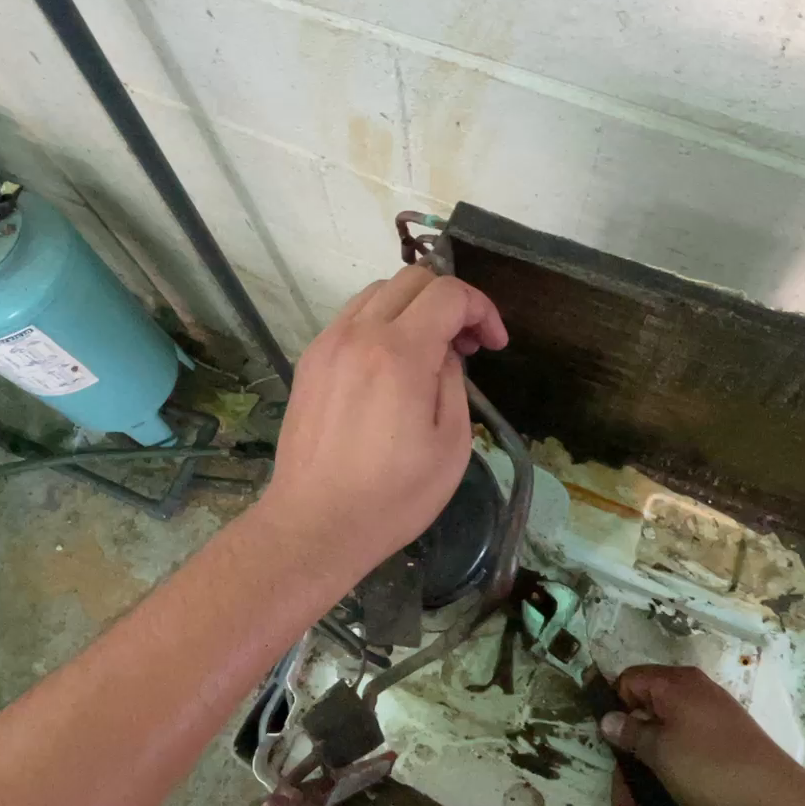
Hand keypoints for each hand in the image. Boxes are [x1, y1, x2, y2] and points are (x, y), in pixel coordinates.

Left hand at [261, 266, 507, 579]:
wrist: (314, 525)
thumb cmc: (392, 497)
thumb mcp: (450, 444)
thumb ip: (453, 381)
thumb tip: (445, 352)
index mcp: (399, 354)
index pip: (448, 294)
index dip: (482, 309)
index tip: (494, 344)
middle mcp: (359, 335)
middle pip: (412, 280)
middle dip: (450, 302)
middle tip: (467, 345)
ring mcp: (328, 344)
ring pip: (378, 292)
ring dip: (414, 308)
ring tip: (430, 350)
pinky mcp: (310, 361)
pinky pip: (352, 317)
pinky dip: (381, 322)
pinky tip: (391, 363)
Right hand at [601, 666, 804, 805]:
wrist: (780, 805)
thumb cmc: (710, 767)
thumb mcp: (660, 751)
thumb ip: (631, 734)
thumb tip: (609, 718)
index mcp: (677, 685)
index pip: (631, 681)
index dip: (614, 708)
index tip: (605, 743)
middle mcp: (693, 699)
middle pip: (646, 724)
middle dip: (630, 768)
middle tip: (622, 804)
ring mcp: (711, 729)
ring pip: (666, 754)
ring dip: (648, 792)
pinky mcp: (725, 758)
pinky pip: (687, 769)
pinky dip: (672, 794)